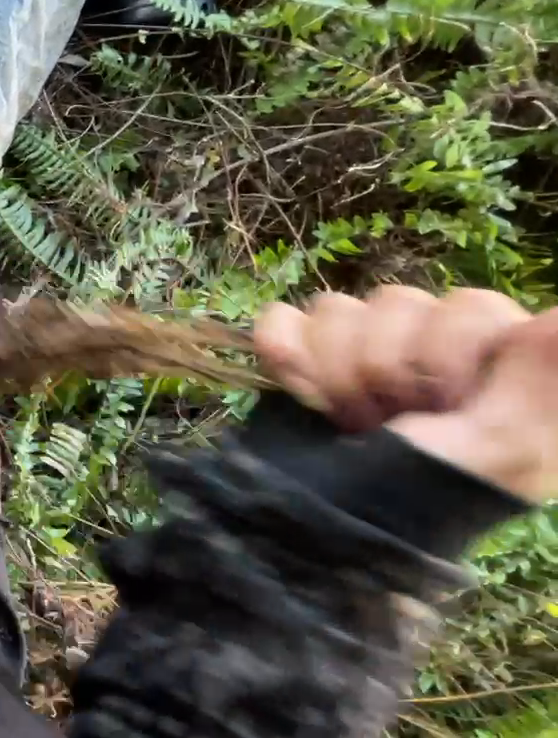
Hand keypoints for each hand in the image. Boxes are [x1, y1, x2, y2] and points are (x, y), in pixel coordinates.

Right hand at [256, 287, 557, 501]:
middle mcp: (427, 345)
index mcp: (494, 362)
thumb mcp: (500, 449)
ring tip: (346, 414)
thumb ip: (543, 381)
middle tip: (393, 418)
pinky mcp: (294, 346)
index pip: (470, 307)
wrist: (312, 510)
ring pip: (336, 308)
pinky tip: (300, 390)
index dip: (450, 354)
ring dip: (333, 370)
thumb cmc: (422, 491)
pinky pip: (282, 317)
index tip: (447, 407)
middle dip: (384, 368)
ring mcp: (355, 344)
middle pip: (397, 303)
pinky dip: (284, 353)